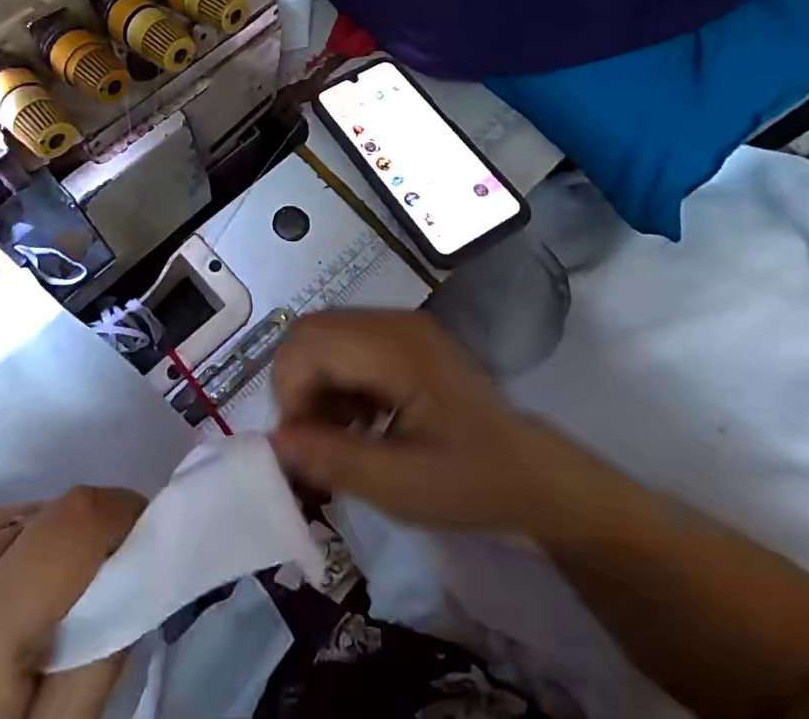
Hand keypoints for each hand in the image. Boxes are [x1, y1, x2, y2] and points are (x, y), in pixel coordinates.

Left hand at [0, 487, 144, 718]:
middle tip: (107, 580)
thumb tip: (130, 574)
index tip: (146, 535)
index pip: (69, 523)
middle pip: (37, 516)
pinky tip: (8, 577)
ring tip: (53, 591)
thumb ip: (102, 653)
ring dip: (42, 538)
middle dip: (86, 533)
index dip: (120, 512)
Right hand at [269, 310, 567, 532]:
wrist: (533, 476)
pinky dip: (334, 383)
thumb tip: (275, 440)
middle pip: (309, 333)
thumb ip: (332, 460)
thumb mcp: (401, 486)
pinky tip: (358, 421)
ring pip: (321, 338)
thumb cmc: (473, 482)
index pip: (308, 344)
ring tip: (339, 434)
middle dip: (297, 387)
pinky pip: (343, 347)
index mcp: (398, 349)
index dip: (291, 393)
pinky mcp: (403, 340)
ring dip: (314, 386)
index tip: (305, 446)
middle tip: (315, 439)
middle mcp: (395, 323)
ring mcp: (400, 327)